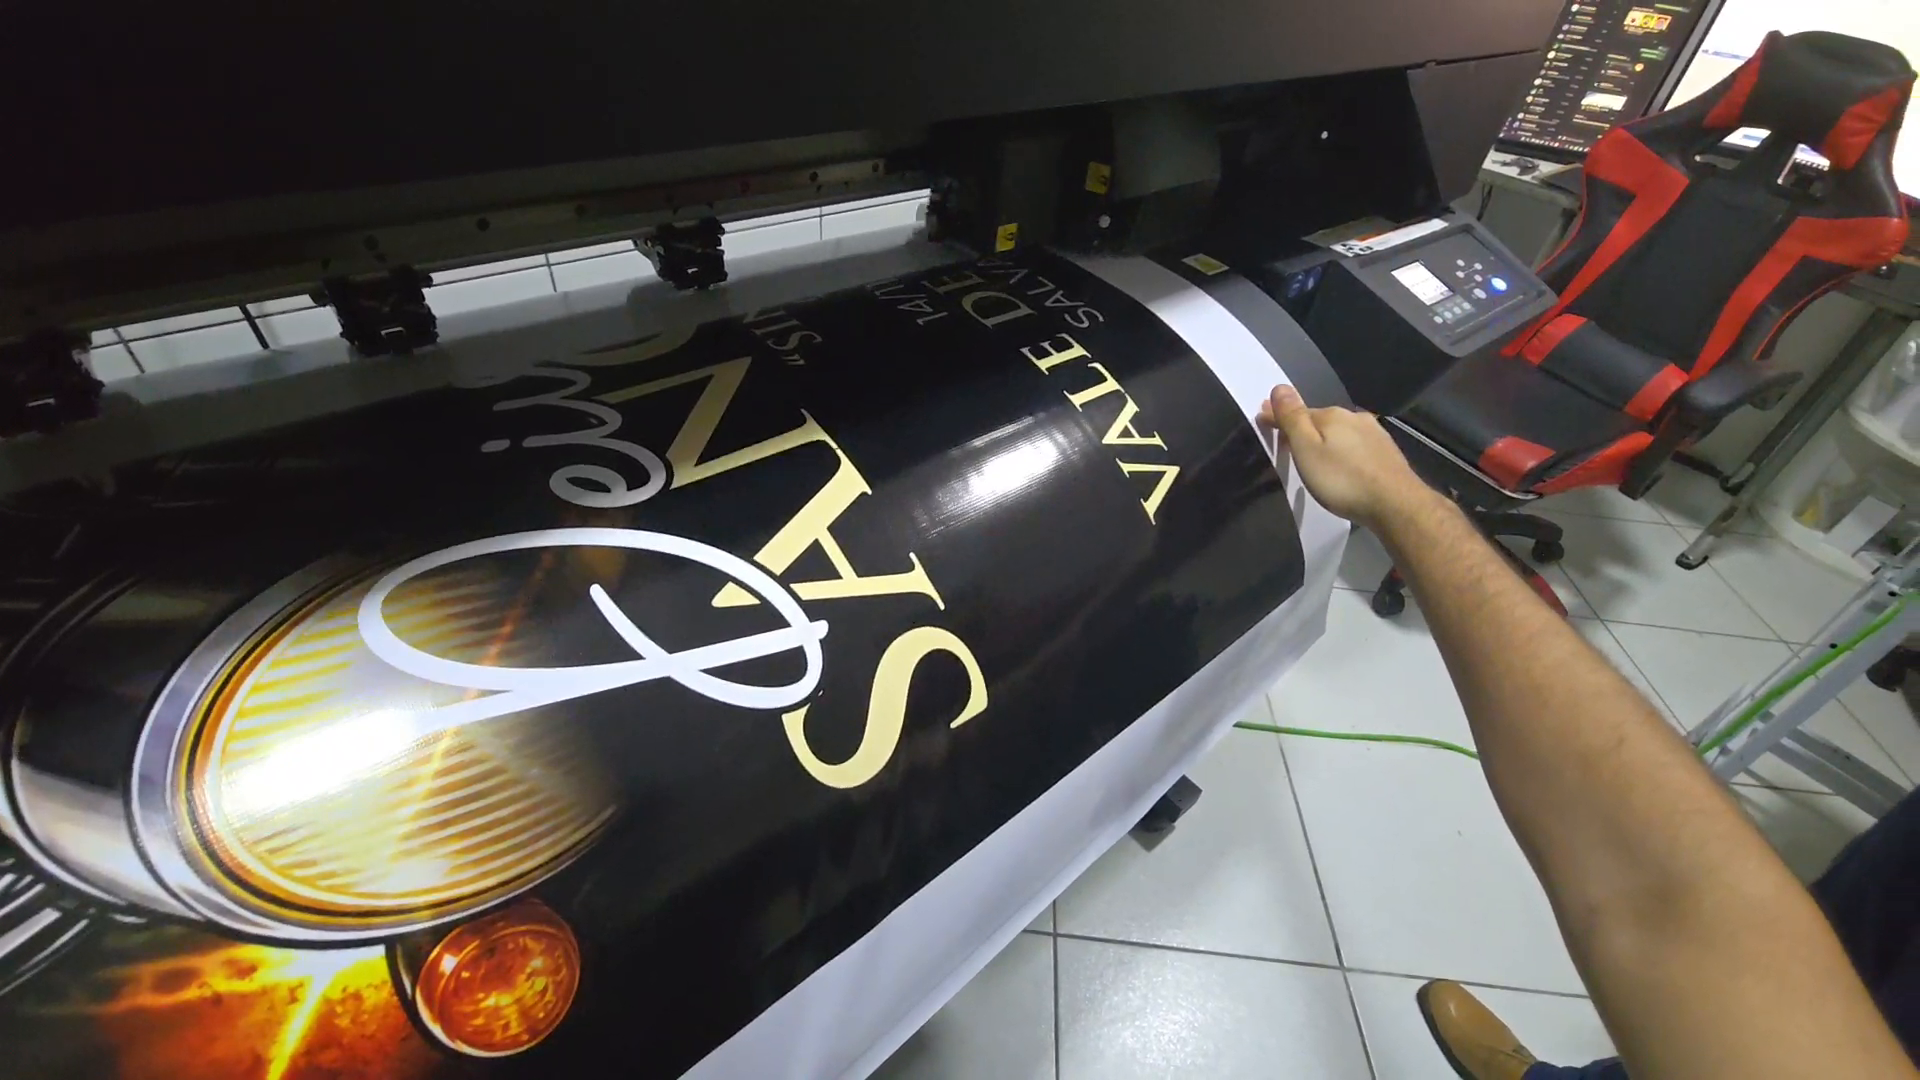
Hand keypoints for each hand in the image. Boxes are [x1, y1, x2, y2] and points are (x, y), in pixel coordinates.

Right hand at [1259, 385, 1432, 525]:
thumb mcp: (1307, 450)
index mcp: (1331, 416)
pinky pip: (1355, 444)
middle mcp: (1354, 418)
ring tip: (1313, 455)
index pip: (1296, 412)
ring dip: (1324, 439)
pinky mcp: (1386, 451)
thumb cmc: (1342, 480)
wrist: (1395, 504)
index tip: (1262, 422)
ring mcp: (1374, 433)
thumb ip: (1292, 418)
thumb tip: (1279, 386)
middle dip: (1302, 429)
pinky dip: (1343, 449)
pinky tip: (1342, 463)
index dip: (1277, 418)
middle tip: (1285, 443)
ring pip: (1339, 431)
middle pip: (1319, 420)